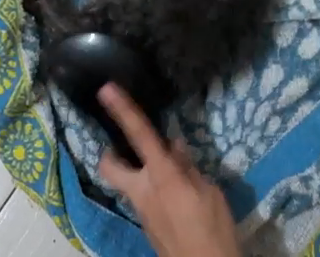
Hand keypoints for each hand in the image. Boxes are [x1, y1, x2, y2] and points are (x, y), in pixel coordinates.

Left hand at [96, 84, 241, 256]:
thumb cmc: (214, 230)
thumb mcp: (210, 192)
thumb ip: (188, 167)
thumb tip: (175, 147)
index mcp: (162, 176)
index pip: (140, 135)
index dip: (122, 110)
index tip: (106, 89)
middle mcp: (143, 191)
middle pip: (110, 166)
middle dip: (110, 154)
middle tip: (122, 146)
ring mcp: (140, 211)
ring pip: (126, 184)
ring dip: (136, 174)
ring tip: (161, 172)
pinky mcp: (145, 226)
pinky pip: (141, 199)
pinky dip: (150, 190)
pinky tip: (172, 195)